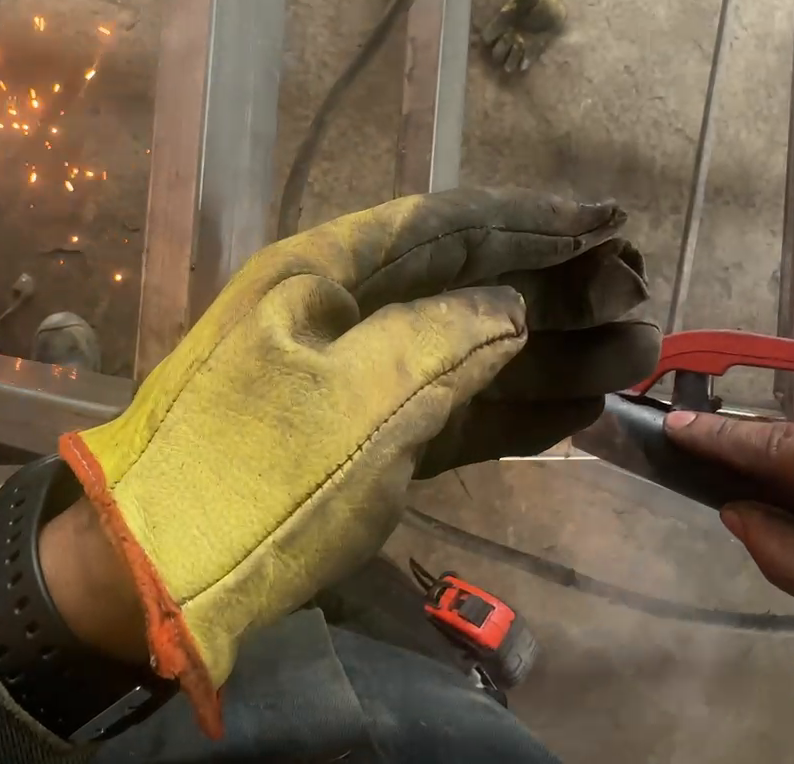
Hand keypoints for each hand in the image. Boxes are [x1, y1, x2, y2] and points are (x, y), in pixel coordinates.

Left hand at [53, 189, 657, 735]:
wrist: (158, 572)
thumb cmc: (251, 474)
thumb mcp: (354, 397)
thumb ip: (443, 338)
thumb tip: (511, 305)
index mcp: (323, 272)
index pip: (446, 226)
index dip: (532, 220)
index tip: (608, 221)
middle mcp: (343, 309)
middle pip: (465, 284)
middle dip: (553, 287)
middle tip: (635, 291)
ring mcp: (357, 375)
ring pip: (468, 349)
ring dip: (548, 351)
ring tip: (632, 350)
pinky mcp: (368, 435)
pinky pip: (451, 407)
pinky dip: (511, 409)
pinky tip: (578, 407)